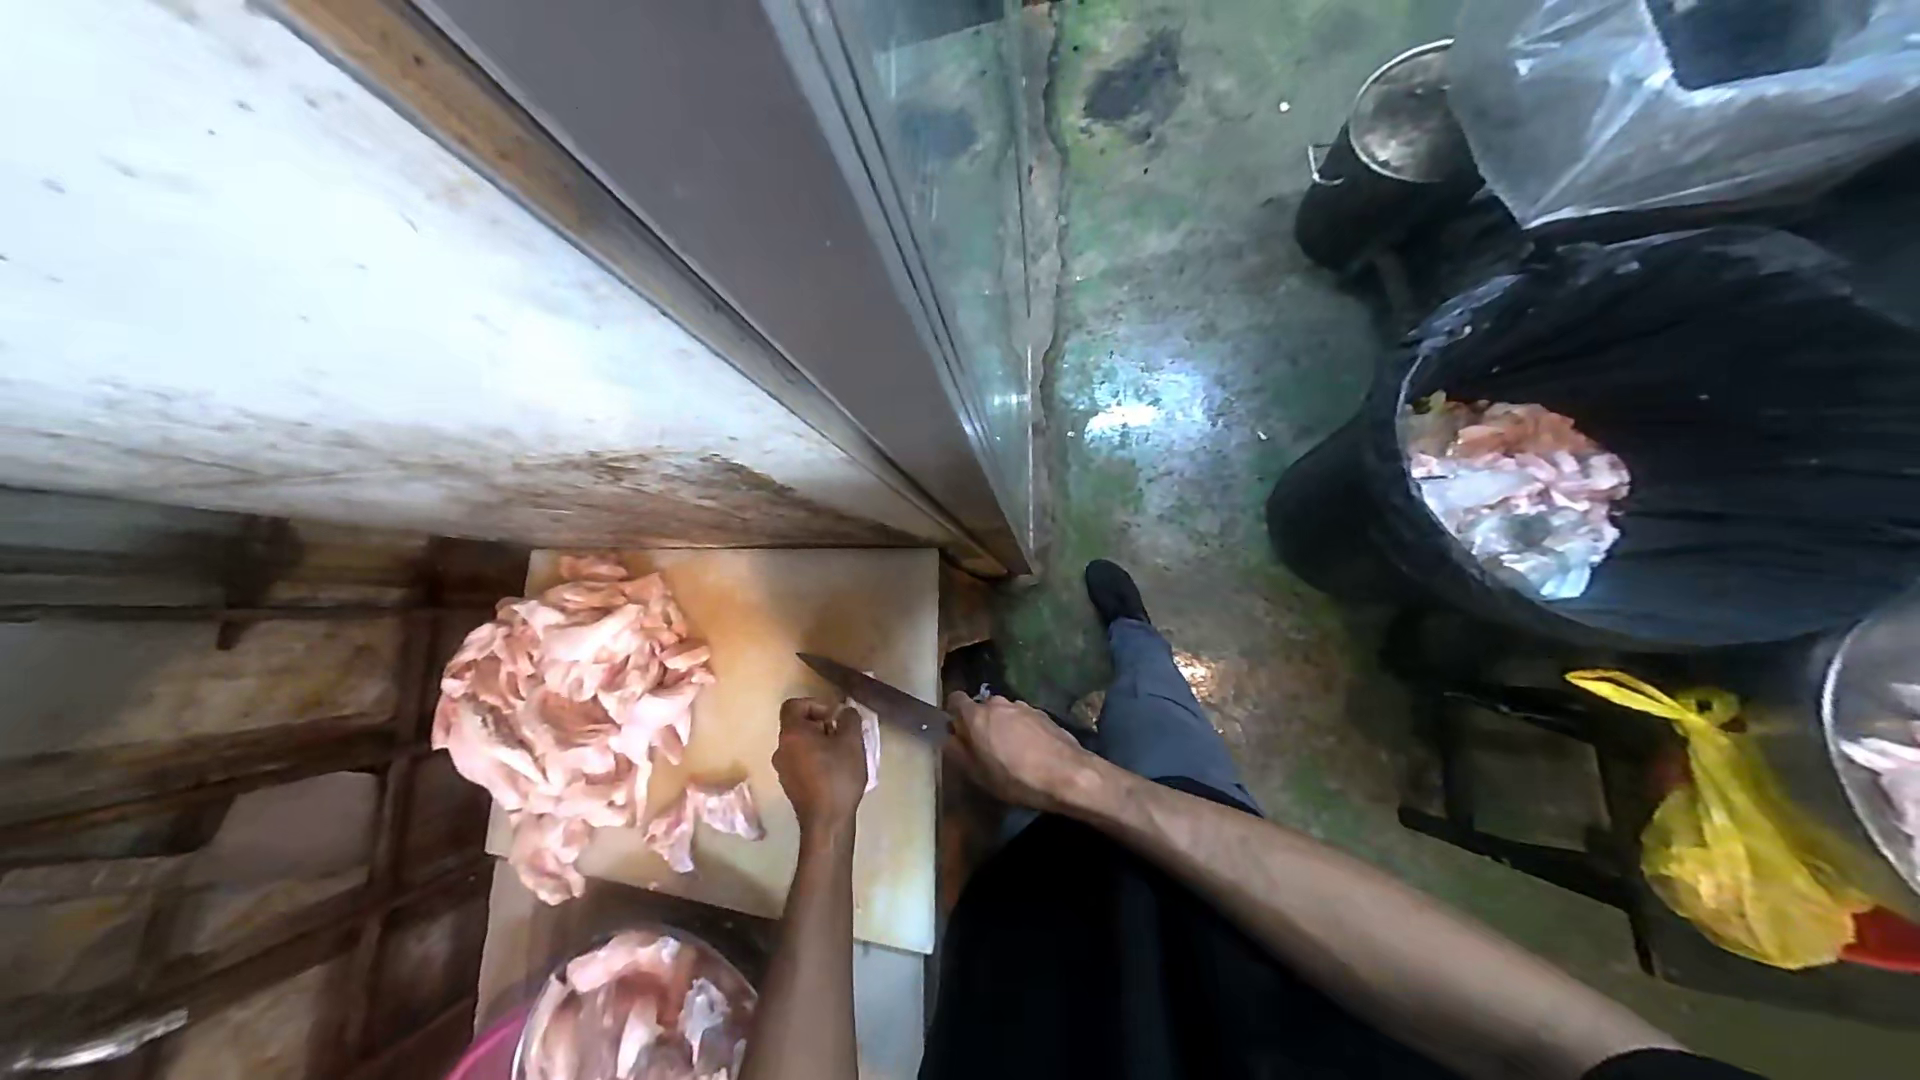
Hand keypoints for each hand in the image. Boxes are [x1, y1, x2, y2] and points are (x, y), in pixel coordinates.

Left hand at [773, 697, 867, 841]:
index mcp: (791, 734)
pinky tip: (834, 769)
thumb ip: (849, 718)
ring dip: (819, 742)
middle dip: (821, 724)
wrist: (827, 821)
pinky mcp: (789, 784)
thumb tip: (844, 712)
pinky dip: (815, 758)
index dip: (815, 704)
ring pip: (800, 744)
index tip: (834, 717)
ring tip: (841, 752)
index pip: (794, 705)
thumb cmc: (838, 776)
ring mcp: (782, 769)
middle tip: (842, 734)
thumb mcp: (852, 741)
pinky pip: (800, 760)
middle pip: (797, 724)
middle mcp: (781, 749)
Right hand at [944, 693, 1096, 812]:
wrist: (1067, 774)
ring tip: (1011, 752)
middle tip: (985, 749)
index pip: (956, 699)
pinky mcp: (1042, 713)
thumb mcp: (978, 775)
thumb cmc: (1016, 778)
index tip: (958, 732)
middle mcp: (998, 703)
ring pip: (1003, 712)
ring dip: (1002, 726)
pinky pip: (1022, 718)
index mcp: (977, 715)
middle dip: (980, 723)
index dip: (954, 714)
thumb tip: (947, 737)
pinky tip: (1030, 750)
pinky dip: (1021, 729)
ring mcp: (1022, 706)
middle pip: (981, 708)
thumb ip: (957, 752)